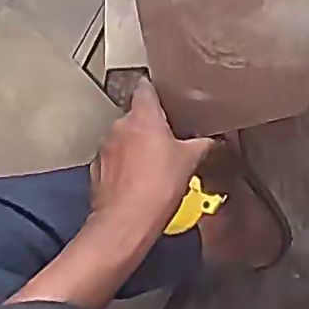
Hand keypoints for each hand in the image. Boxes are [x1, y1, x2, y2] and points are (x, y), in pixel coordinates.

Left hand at [90, 82, 215, 232]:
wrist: (125, 221)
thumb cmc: (157, 187)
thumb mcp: (189, 162)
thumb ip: (202, 145)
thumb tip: (212, 142)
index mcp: (142, 116)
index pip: (145, 88)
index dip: (156, 91)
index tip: (165, 98)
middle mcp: (119, 125)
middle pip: (135, 115)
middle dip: (149, 126)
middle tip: (168, 140)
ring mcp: (105, 147)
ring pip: (123, 137)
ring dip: (135, 146)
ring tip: (153, 165)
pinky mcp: (97, 168)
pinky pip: (113, 159)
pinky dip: (123, 165)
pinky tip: (137, 181)